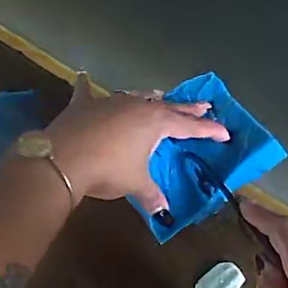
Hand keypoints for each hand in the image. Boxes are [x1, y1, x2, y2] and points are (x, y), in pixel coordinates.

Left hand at [44, 73, 228, 214]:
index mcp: (156, 123)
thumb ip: (150, 195)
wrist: (62, 160)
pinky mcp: (82, 105)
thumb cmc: (106, 170)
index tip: (224, 133)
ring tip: (158, 95)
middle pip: (166, 106)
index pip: (189, 127)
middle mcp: (136, 106)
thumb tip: (163, 211)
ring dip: (148, 97)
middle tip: (203, 107)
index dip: (208, 131)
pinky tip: (83, 76)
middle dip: (185, 109)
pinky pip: (86, 92)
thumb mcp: (133, 184)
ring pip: (134, 95)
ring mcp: (108, 102)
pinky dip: (86, 86)